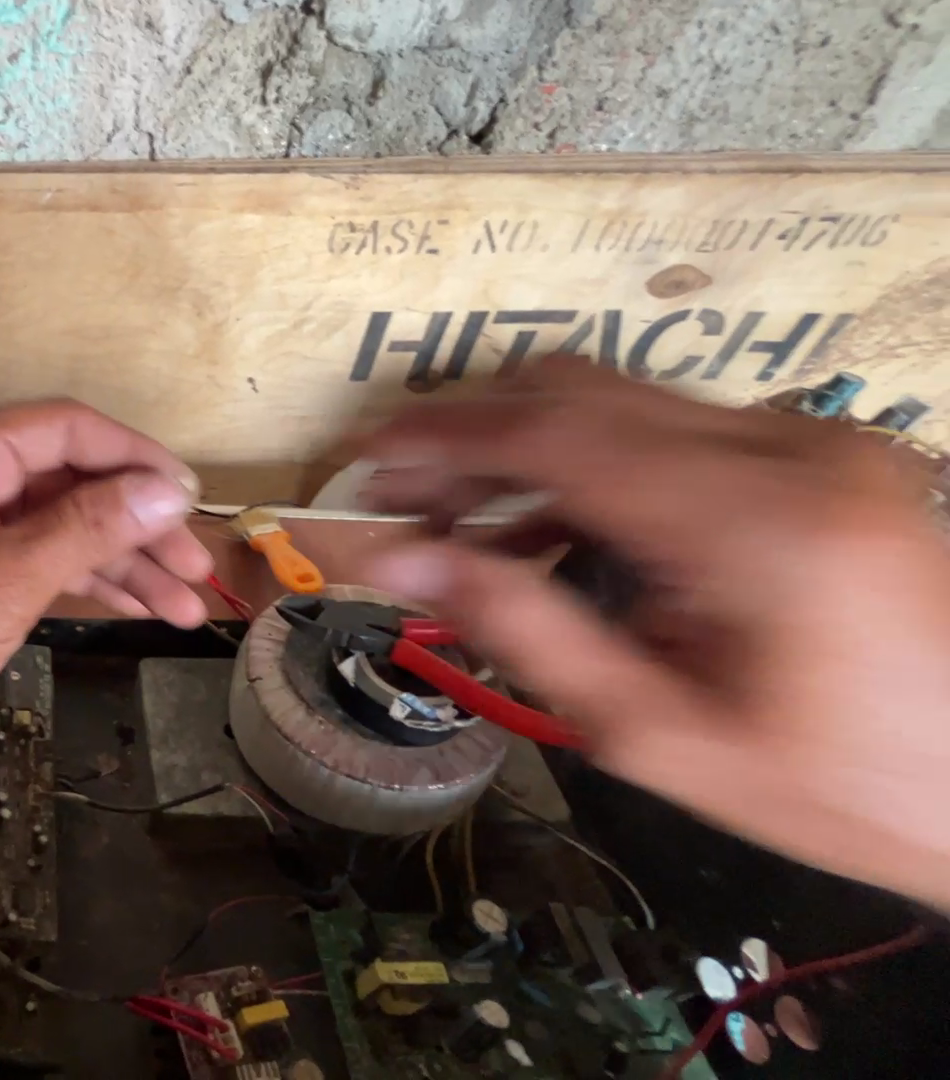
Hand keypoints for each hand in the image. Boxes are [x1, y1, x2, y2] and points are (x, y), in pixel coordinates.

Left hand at [0, 400, 211, 752]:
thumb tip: (168, 491)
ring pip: (60, 521)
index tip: (191, 498)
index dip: (135, 457)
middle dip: (136, 521)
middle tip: (196, 567)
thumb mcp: (7, 582)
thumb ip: (88, 528)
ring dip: (122, 559)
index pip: (64, 427)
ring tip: (185, 604)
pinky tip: (140, 606)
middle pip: (68, 476)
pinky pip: (37, 554)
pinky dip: (85, 577)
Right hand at [358, 361, 949, 908]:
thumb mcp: (648, 729)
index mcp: (753, 524)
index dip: (440, 435)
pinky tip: (528, 527)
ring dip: (507, 445)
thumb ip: (518, 627)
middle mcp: (786, 452)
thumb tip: (396, 562)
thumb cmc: (838, 782)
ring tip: (447, 514)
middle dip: (461, 432)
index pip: (553, 434)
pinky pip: (651, 430)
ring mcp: (806, 443)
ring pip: (607, 399)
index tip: (365, 453)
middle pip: (574, 392)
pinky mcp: (808, 454)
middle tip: (395, 493)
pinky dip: (565, 465)